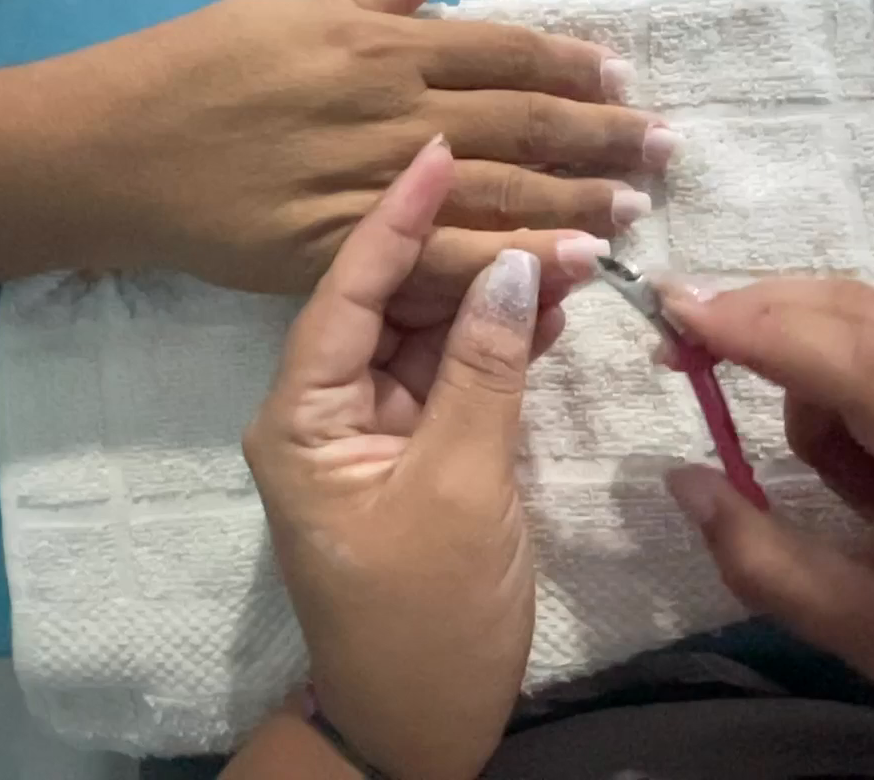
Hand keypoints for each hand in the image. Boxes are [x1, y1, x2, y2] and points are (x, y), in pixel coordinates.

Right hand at [45, 0, 665, 322]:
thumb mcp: (287, 6)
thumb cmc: (200, 68)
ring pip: (498, 197)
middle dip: (599, 140)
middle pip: (521, 127)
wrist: (122, 149)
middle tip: (663, 151)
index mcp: (382, 46)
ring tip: (631, 214)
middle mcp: (394, 113)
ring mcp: (375, 187)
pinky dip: (506, 265)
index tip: (624, 81)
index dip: (573, 67)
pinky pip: (442, 261)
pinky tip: (562, 271)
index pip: (505, 54)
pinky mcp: (346, 252)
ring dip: (573, 205)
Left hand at [243, 136, 557, 779]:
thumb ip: (484, 371)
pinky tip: (551, 310)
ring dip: (496, 299)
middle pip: (395, 303)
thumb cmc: (425, 616)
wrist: (420, 721)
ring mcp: (374, 420)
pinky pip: (456, 372)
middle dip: (470, 261)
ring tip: (570, 256)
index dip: (395, 218)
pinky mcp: (417, 439)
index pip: (347, 289)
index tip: (440, 151)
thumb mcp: (459, 488)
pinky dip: (501, 344)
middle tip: (553, 217)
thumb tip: (516, 268)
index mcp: (303, 412)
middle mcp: (327, 402)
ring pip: (432, 333)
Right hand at [655, 278, 873, 763]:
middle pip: (860, 319)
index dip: (770, 333)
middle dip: (753, 320)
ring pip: (862, 319)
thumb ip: (766, 564)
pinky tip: (864, 448)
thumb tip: (681, 479)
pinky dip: (835, 371)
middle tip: (677, 351)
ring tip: (833, 475)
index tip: (677, 313)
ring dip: (801, 370)